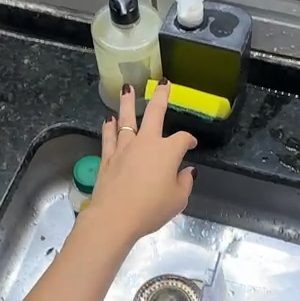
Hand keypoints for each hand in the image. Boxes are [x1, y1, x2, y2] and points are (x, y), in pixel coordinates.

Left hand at [82, 83, 196, 244]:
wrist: (115, 217)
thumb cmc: (151, 209)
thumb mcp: (178, 200)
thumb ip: (185, 183)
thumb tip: (188, 172)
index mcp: (168, 151)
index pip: (183, 139)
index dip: (190, 140)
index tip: (192, 145)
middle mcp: (146, 143)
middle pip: (155, 113)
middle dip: (161, 97)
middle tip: (163, 84)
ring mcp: (124, 148)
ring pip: (127, 120)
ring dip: (128, 103)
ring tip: (127, 89)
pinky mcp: (107, 158)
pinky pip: (109, 137)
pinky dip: (110, 127)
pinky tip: (109, 120)